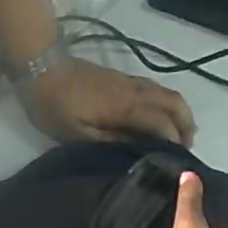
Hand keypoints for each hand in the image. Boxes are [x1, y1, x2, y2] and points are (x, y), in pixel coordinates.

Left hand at [18, 57, 193, 144]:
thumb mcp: (74, 133)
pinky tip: (159, 116)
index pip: (162, 123)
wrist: (42, 67)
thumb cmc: (54, 106)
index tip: (176, 160)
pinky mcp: (122, 78)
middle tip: (185, 147)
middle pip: (174, 103)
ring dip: (179, 113)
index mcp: (124, 107)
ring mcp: (130, 82)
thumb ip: (107, 141)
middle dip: (185, 124)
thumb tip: (136, 149)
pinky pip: (155, 89)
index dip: (173, 141)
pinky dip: (166, 103)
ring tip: (178, 134)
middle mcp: (134, 91)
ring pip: (167, 93)